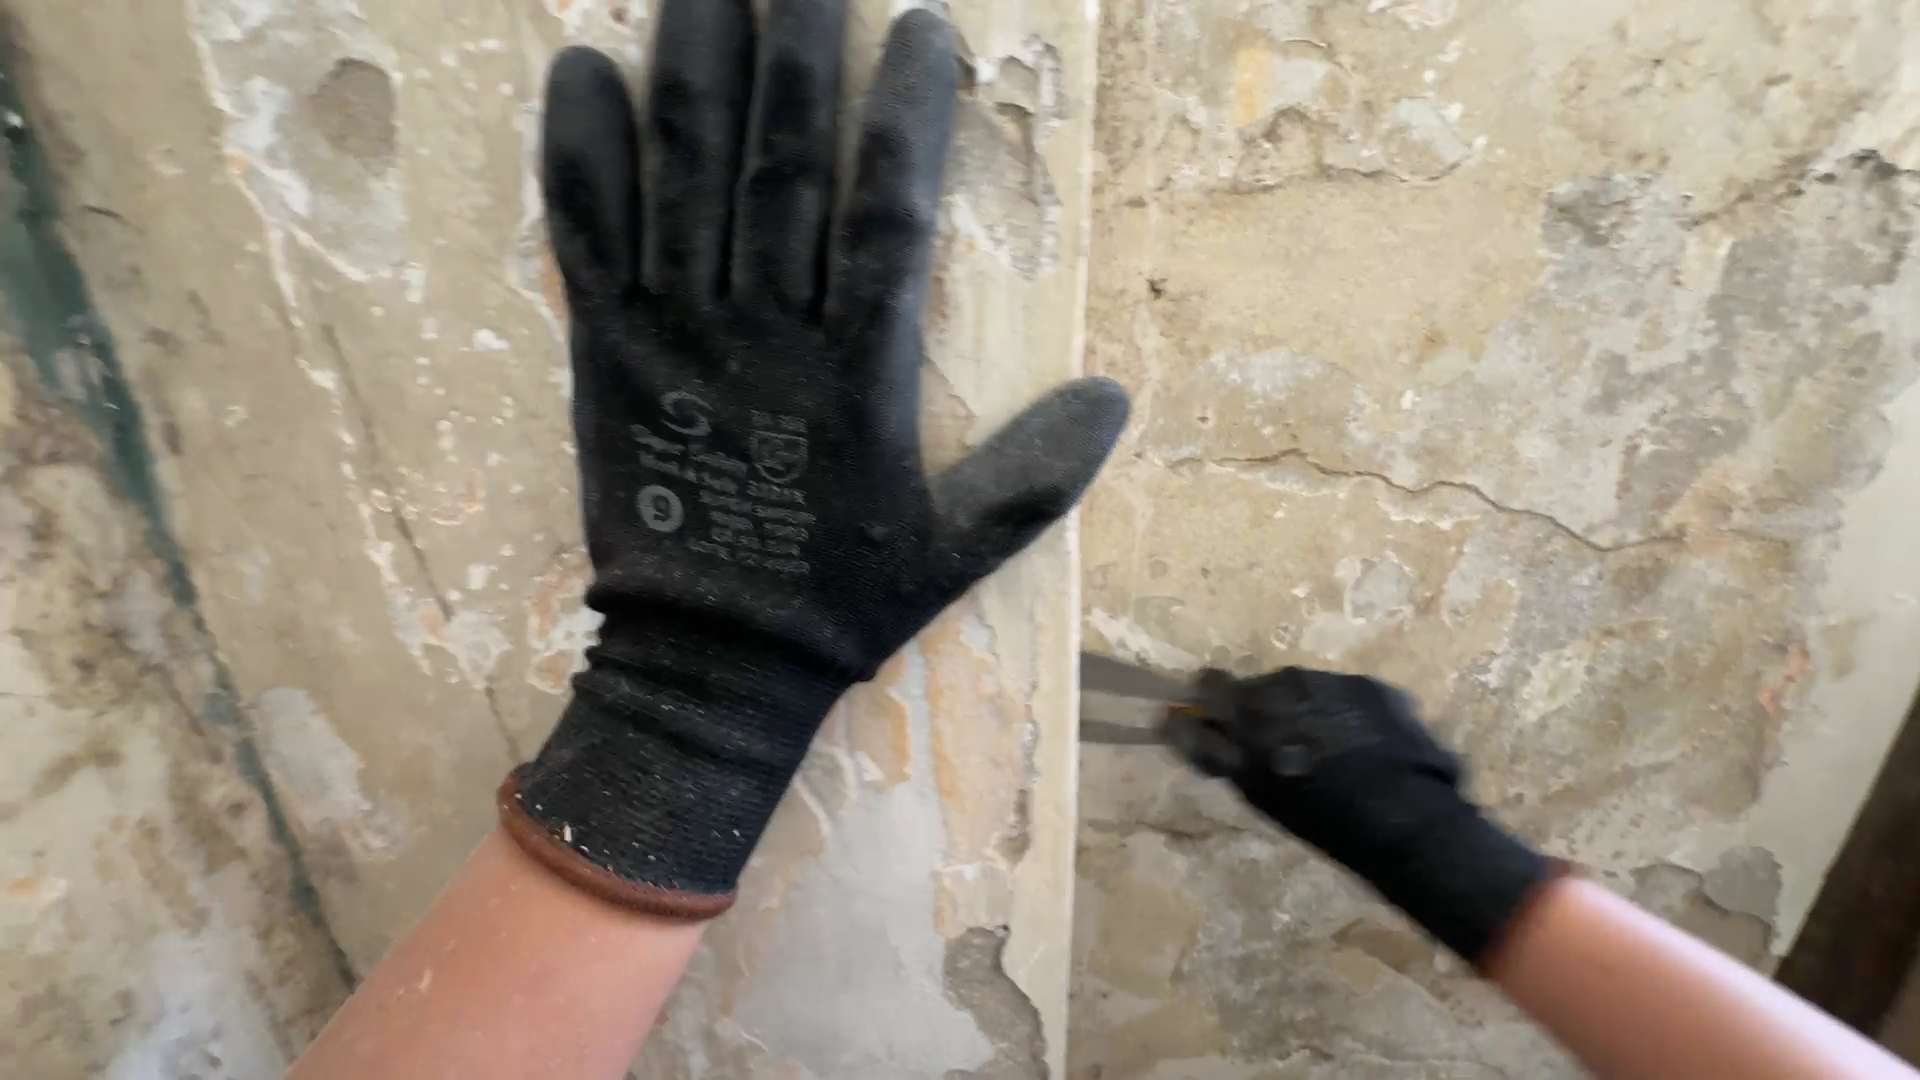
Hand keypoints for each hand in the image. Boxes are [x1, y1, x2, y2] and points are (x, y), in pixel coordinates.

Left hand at [500, 1, 1129, 917]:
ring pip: (682, 181)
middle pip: (779, 168)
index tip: (925, 34)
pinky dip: (580, 158)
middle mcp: (762, 339)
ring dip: (692, 65)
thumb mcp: (956, 557)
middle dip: (797, 51)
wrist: (712, 665)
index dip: (907, 119)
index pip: (886, 217)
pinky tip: (583, 74)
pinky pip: (587, 245)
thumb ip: (1036, 481)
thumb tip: (1113, 397)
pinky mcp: (606, 361)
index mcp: (855, 380)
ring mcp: (673, 342)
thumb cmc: (839, 606)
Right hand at [1164, 667, 1558, 965]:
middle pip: (1261, 686)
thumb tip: (1176, 721)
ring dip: (1307, 711)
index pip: (1209, 681)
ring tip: (1330, 751)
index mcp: (1249, 704)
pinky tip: (1364, 747)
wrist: (1405, 819)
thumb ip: (1210, 747)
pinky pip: (1347, 695)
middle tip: (1282, 748)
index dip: (1211, 700)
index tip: (1218, 721)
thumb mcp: (1250, 785)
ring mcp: (1332, 679)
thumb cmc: (1315, 812)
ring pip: (1304, 689)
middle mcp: (1285, 678)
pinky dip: (1347, 715)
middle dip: (1265, 710)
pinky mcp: (1374, 685)